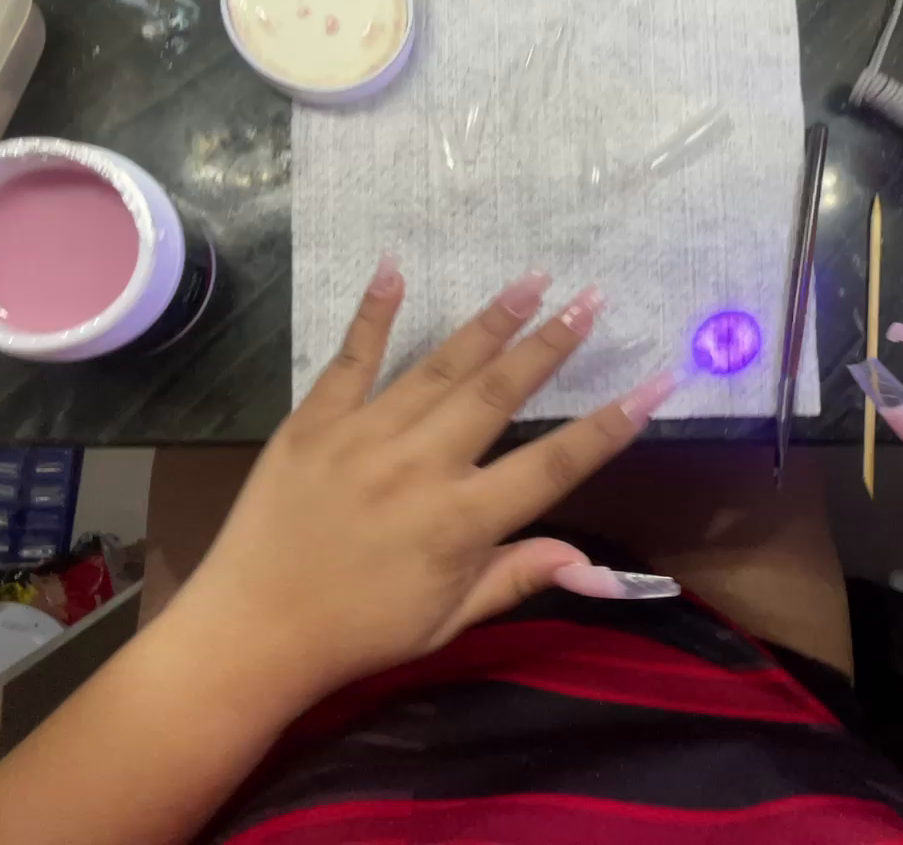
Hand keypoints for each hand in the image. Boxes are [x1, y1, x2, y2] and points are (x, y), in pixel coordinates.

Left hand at [178, 257, 677, 695]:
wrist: (247, 634)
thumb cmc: (359, 632)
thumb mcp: (448, 619)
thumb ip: (520, 576)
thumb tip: (596, 566)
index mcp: (461, 520)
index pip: (554, 463)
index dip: (610, 425)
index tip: (655, 382)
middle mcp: (421, 466)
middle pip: (500, 393)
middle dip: (552, 344)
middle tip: (590, 298)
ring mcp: (365, 435)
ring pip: (440, 366)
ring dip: (490, 322)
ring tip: (530, 280)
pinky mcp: (315, 420)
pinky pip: (351, 358)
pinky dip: (374, 313)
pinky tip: (394, 268)